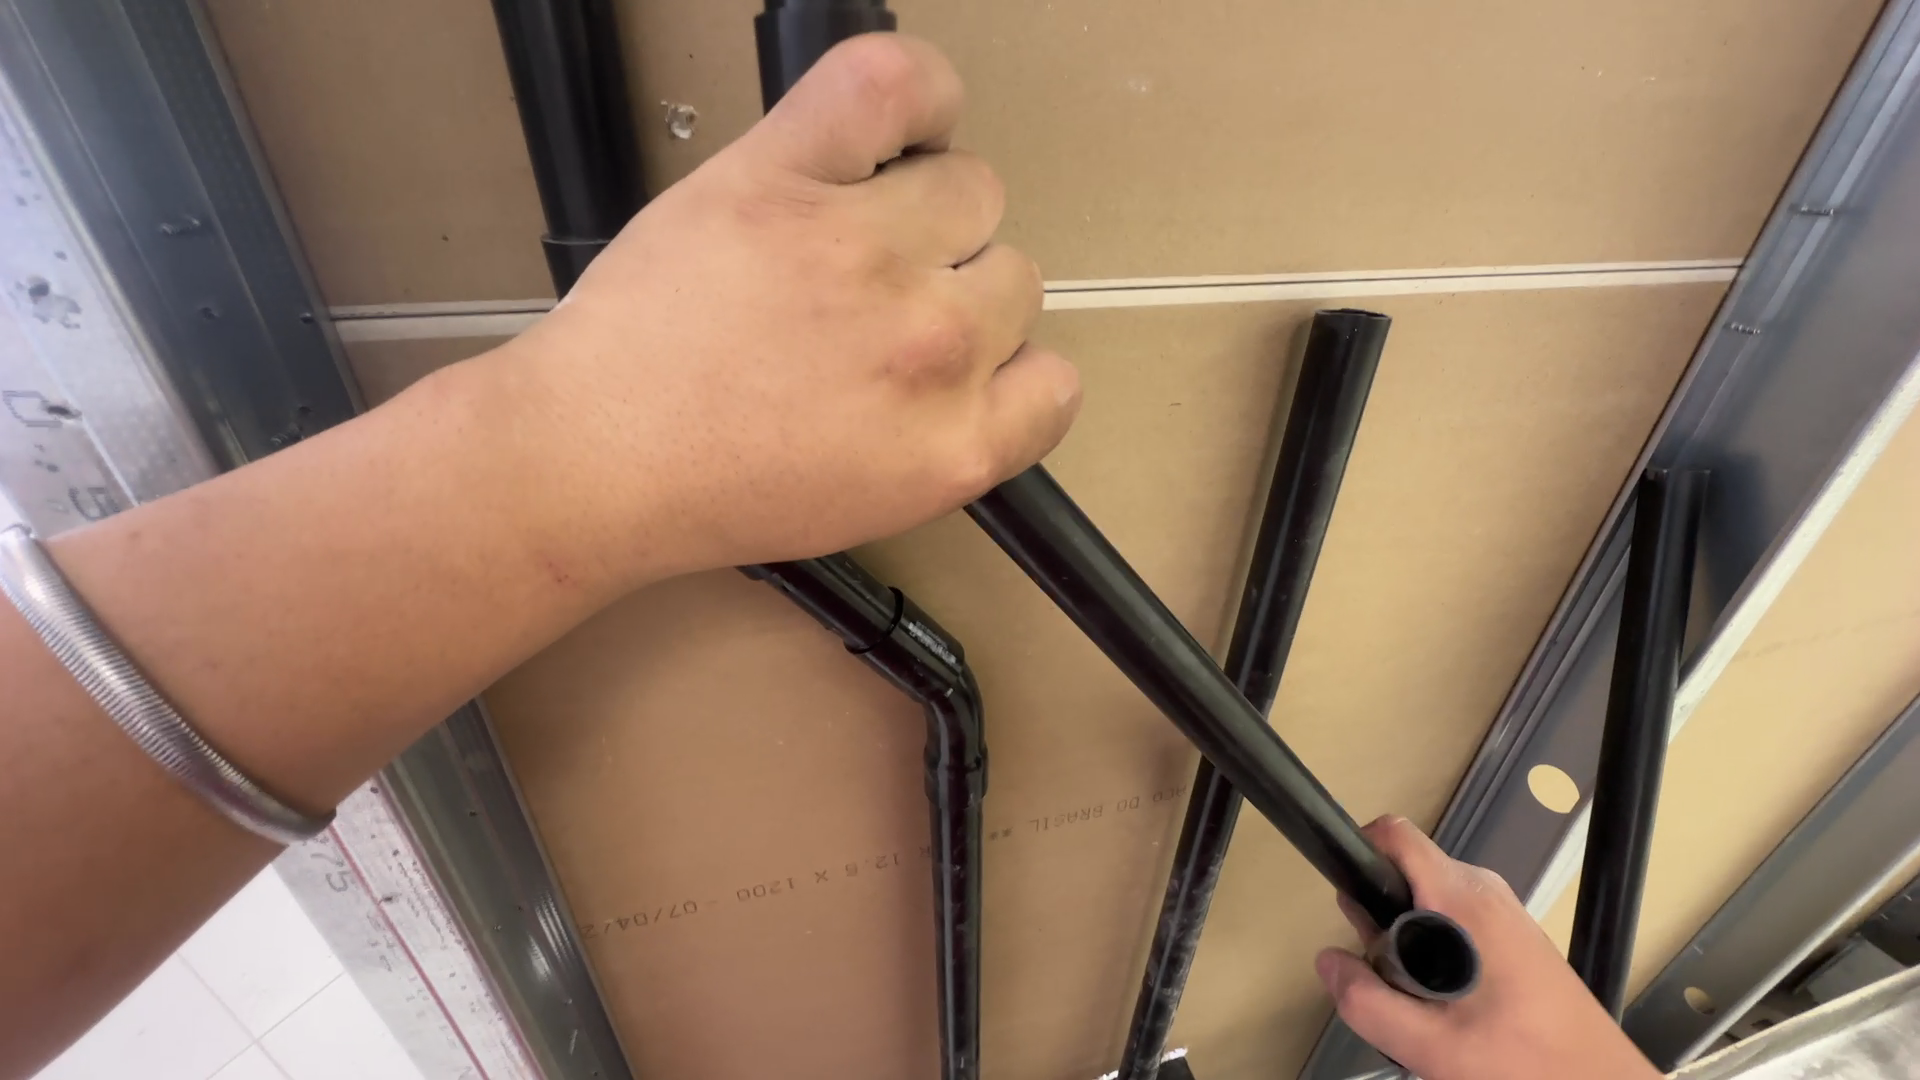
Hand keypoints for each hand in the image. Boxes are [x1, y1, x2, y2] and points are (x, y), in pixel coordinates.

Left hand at [479, 33, 1079, 584]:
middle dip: (958, 296)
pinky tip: (886, 134)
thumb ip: (957, 436)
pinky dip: (914, 96)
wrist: (603, 458)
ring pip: (973, 192)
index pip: (1056, 384)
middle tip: (876, 315)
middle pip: (1017, 279)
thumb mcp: (880, 501)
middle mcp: (934, 351)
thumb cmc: (731, 490)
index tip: (958, 372)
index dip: (1007, 373)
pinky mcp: (788, 177)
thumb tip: (990, 362)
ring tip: (852, 241)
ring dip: (927, 215)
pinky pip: (899, 88)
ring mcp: (866, 255)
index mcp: (957, 448)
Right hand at [1316, 817, 1662, 1079]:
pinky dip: (1432, 954)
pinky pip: (1447, 922)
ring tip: (1424, 1001)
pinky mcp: (1510, 935)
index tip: (1354, 907)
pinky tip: (1447, 1006)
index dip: (1358, 856)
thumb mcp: (1437, 1048)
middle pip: (1401, 873)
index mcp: (1464, 899)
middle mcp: (1483, 892)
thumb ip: (1369, 1003)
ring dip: (1405, 944)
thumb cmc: (1537, 1068)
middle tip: (1391, 975)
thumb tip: (1329, 963)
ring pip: (1422, 902)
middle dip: (1380, 919)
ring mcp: (1500, 912)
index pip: (1392, 835)